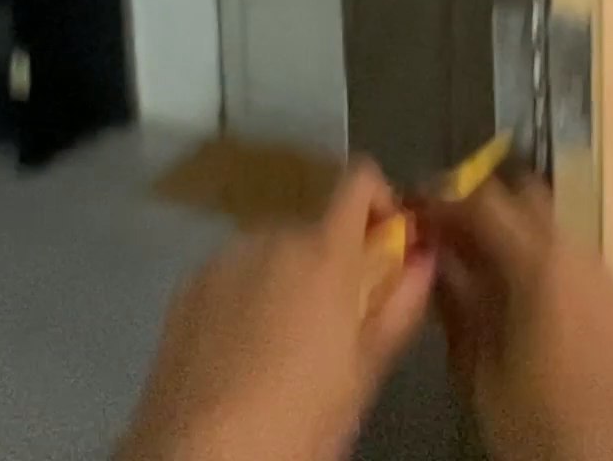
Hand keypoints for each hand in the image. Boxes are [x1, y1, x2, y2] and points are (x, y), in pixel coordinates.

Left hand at [116, 163, 435, 460]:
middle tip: (334, 323)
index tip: (386, 243)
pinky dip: (247, 292)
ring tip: (283, 343)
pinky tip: (241, 349)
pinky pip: (235, 270)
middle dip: (333, 261)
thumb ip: (400, 303)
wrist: (200, 456)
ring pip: (274, 250)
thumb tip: (422, 256)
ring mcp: (226, 255)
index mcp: (325, 250)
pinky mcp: (190, 281)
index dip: (379, 199)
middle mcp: (274, 235)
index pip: (358, 179)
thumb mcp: (365, 371)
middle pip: (316, 227)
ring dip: (289, 276)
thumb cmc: (300, 418)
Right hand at [425, 179, 612, 460]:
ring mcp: (603, 274)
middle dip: (479, 202)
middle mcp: (578, 252)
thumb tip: (429, 254)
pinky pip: (568, 253)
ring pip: (547, 221)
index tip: (411, 210)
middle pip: (521, 194)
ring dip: (508, 228)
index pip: (481, 200)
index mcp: (539, 263)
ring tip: (473, 263)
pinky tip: (513, 292)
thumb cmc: (538, 425)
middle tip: (444, 230)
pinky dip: (535, 254)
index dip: (440, 199)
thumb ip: (453, 299)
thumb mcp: (478, 368)